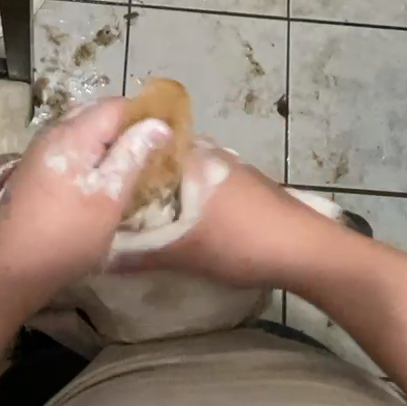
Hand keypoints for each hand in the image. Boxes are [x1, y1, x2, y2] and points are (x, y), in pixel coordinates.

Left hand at [0, 99, 166, 315]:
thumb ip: (133, 155)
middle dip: (125, 126)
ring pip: (81, 129)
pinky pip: (68, 146)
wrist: (11, 269)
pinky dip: (89, 152)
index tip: (165, 138)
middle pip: (96, 113)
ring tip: (129, 166)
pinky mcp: (33, 168)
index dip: (143, 116)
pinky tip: (100, 178)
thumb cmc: (68, 234)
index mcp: (72, 134)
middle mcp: (52, 133)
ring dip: (106, 140)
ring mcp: (39, 150)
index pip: (115, 106)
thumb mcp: (110, 197)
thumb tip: (159, 123)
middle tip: (149, 152)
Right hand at [117, 143, 352, 289]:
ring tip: (146, 218)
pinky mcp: (249, 185)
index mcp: (191, 157)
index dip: (120, 164)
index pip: (143, 148)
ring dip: (169, 192)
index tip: (99, 183)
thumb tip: (99, 257)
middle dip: (143, 182)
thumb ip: (139, 254)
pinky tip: (187, 224)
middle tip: (118, 207)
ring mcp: (233, 167)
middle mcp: (210, 153)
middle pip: (164, 161)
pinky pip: (207, 185)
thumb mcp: (184, 253)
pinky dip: (192, 199)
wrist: (308, 251)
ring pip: (188, 174)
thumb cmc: (241, 243)